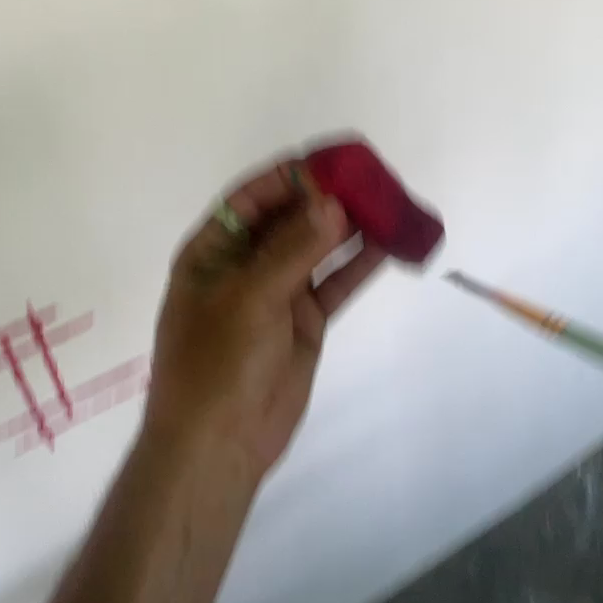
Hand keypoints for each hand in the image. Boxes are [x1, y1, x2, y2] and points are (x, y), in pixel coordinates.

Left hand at [144, 159, 387, 478]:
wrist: (219, 443)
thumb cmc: (217, 362)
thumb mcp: (250, 298)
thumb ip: (292, 249)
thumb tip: (331, 201)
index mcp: (212, 251)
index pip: (253, 197)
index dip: (292, 175)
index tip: (336, 159)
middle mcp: (243, 264)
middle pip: (289, 218)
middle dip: (327, 198)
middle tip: (373, 178)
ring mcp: (275, 292)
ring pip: (316, 248)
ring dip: (348, 228)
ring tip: (389, 204)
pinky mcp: (303, 321)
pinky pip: (333, 283)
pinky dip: (358, 265)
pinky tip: (389, 244)